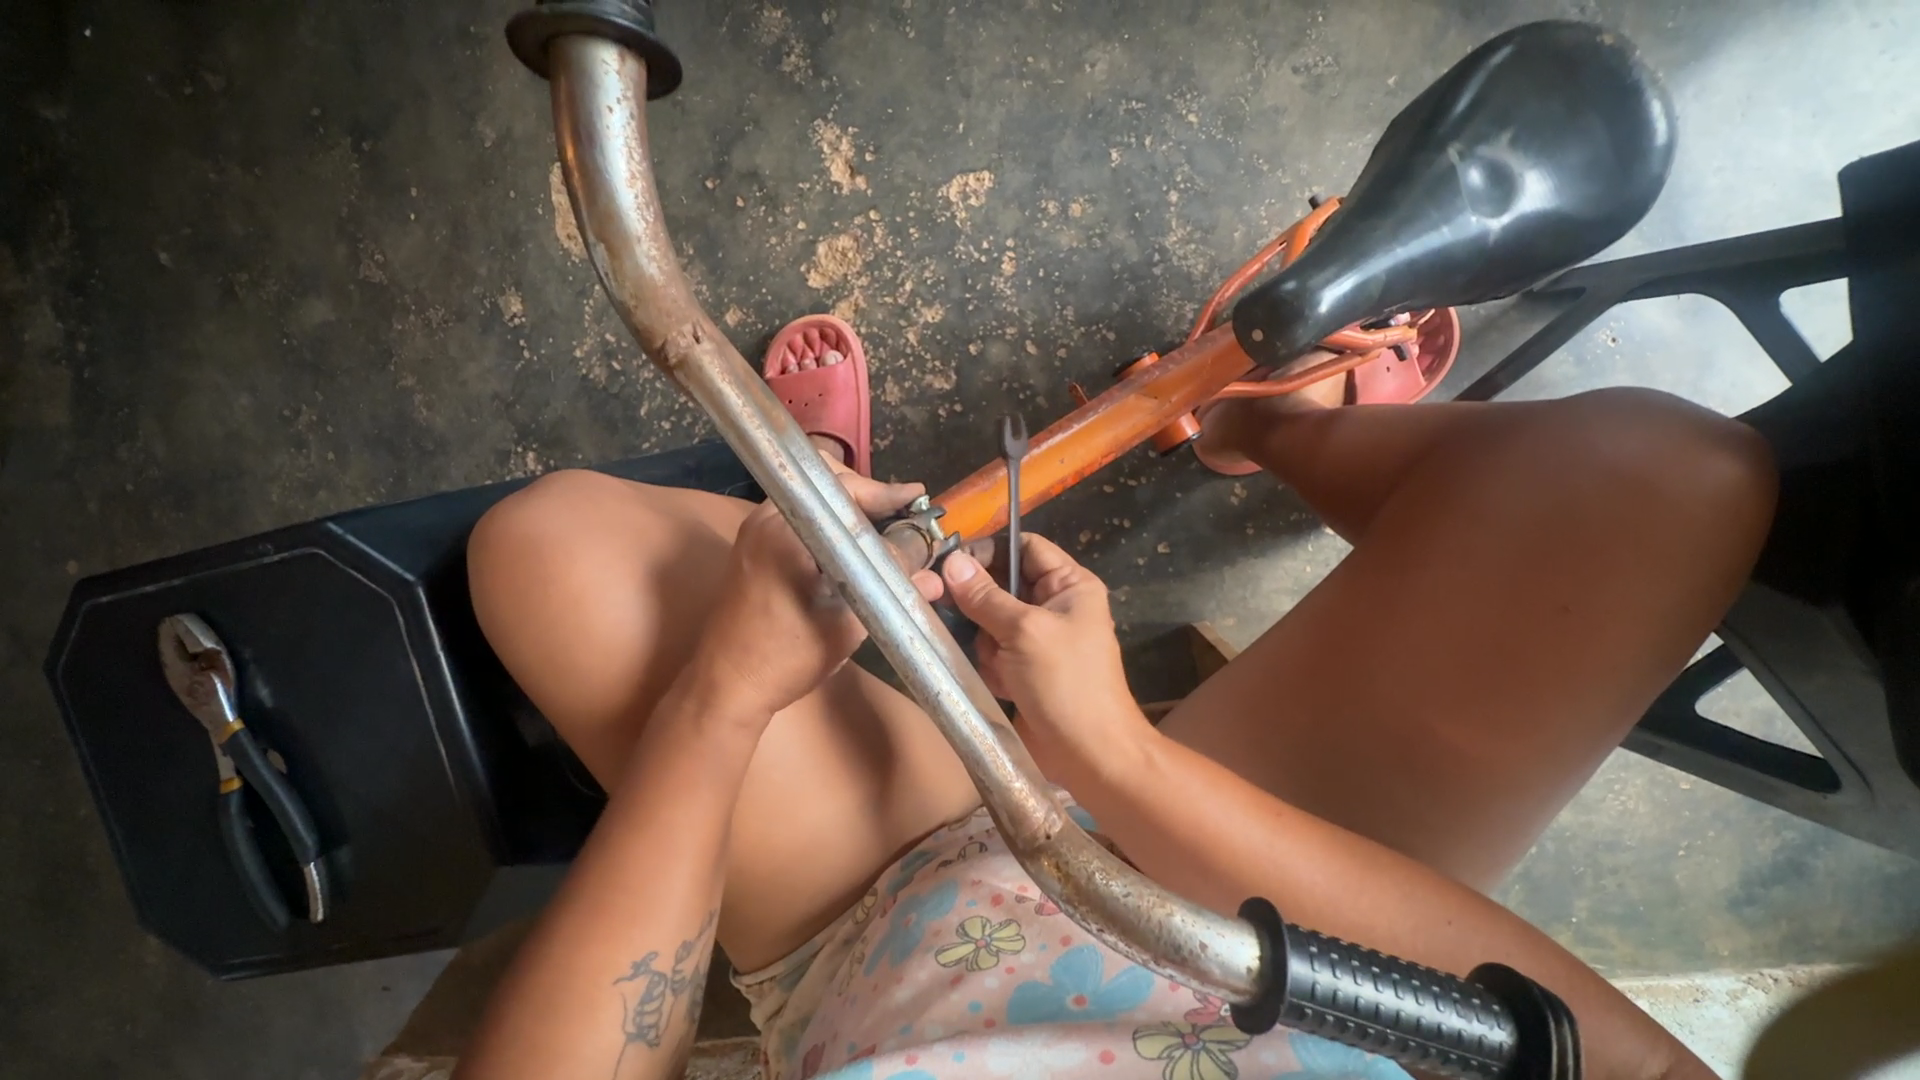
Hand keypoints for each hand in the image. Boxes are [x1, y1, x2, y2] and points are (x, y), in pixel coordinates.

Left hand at [688, 469, 939, 724]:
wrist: (727, 686)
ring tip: (885, 527)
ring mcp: (756, 532)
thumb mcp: (848, 621)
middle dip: (868, 495)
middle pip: (826, 483)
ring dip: (850, 509)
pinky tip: (855, 545)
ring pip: (814, 500)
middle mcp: (766, 519)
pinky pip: (801, 517)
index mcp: (786, 530)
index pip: (845, 489)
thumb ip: (890, 584)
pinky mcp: (755, 548)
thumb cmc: (787, 657)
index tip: (919, 498)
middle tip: (901, 512)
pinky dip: (830, 523)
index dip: (887, 493)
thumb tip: (932, 568)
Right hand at [940, 534, 1155, 786]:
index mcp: (1069, 585)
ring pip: (989, 621)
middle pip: (1001, 584)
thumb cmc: (1066, 683)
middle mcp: (1053, 606)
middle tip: (943, 607)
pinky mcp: (1023, 669)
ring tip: (997, 665)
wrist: (1090, 755)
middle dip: (978, 603)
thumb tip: (952, 561)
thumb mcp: (1024, 631)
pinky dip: (991, 666)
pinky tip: (1001, 684)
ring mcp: (1037, 640)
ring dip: (986, 642)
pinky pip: (992, 652)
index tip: (949, 563)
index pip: (1024, 547)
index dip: (989, 550)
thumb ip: (985, 596)